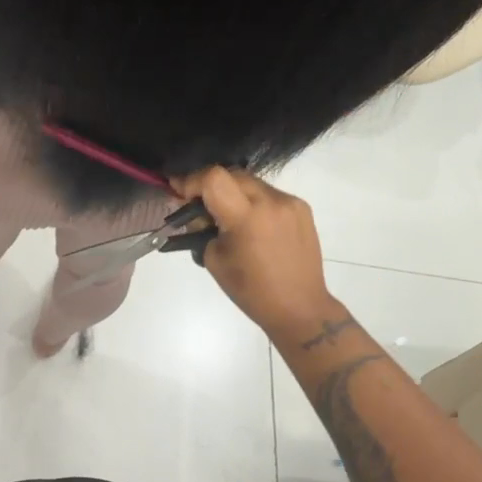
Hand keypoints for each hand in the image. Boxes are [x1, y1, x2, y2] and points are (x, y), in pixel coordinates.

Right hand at [172, 167, 335, 336]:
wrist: (300, 308)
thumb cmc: (251, 291)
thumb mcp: (213, 259)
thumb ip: (202, 229)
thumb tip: (197, 213)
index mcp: (246, 218)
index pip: (213, 178)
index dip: (191, 180)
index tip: (179, 191)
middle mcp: (271, 202)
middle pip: (230, 173)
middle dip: (210, 184)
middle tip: (199, 204)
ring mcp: (290, 202)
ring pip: (250, 181)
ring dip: (232, 191)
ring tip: (228, 215)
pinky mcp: (302, 207)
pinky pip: (268, 193)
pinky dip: (253, 201)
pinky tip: (253, 223)